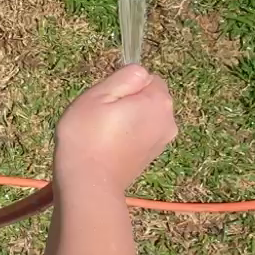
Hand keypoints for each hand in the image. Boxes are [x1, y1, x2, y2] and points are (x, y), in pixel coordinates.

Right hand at [53, 65, 176, 194]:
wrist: (89, 182)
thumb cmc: (86, 136)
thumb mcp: (97, 96)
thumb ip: (124, 77)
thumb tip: (140, 72)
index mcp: (158, 101)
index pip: (147, 77)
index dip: (123, 85)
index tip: (104, 100)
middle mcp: (168, 120)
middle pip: (147, 97)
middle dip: (126, 102)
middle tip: (99, 116)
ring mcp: (162, 140)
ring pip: (143, 116)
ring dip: (125, 119)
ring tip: (100, 133)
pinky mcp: (152, 155)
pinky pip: (140, 134)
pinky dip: (126, 135)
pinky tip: (106, 146)